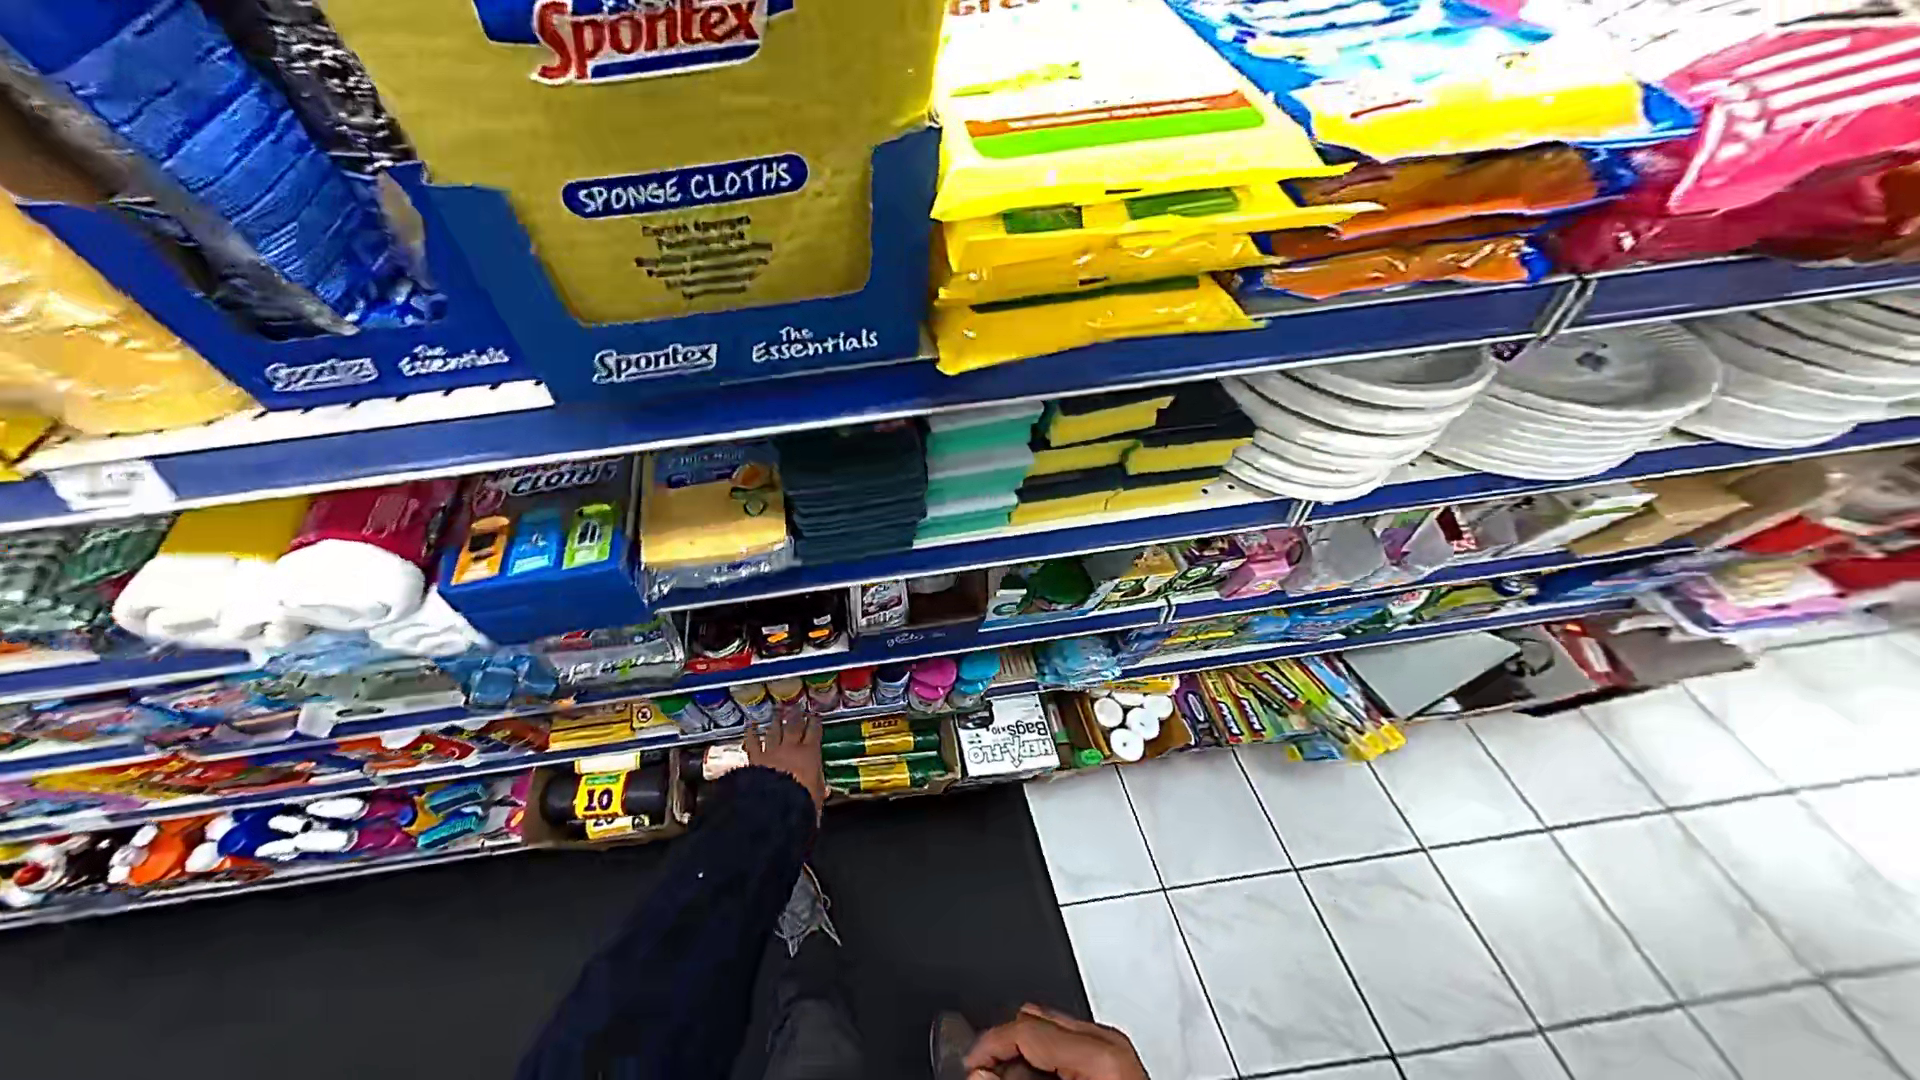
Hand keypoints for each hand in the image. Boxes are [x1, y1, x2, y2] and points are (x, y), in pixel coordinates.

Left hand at [745, 713, 826, 817]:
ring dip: (776, 720)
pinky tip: (750, 725)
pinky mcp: (756, 758)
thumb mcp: (817, 794)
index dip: (815, 722)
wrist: (776, 803)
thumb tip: (825, 791)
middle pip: (794, 726)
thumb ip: (819, 788)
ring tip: (777, 711)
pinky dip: (751, 733)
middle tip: (796, 707)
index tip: (815, 716)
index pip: (814, 732)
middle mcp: (791, 748)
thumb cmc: (802, 798)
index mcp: (810, 753)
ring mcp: (772, 751)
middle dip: (795, 716)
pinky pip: (753, 742)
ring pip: (774, 731)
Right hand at [964, 1004, 1148, 1079]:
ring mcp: (1114, 1050)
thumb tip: (980, 1073)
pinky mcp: (1115, 1062)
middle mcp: (1108, 1040)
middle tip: (985, 1074)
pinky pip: (1068, 1047)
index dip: (989, 1043)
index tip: (970, 1063)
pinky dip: (1046, 1062)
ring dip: (1024, 1055)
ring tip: (1006, 1079)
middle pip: (1036, 1020)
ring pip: (1050, 1031)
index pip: (1025, 1026)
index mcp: (1098, 1048)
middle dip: (1006, 1046)